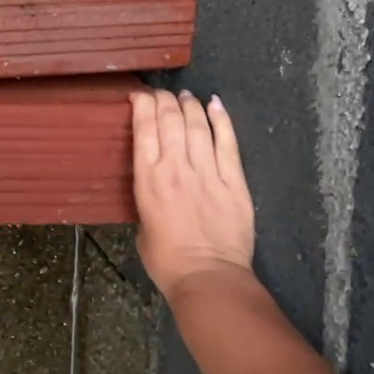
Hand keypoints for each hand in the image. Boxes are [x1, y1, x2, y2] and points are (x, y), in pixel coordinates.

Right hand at [131, 89, 254, 298]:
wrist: (208, 279)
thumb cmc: (166, 260)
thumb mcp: (142, 222)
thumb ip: (149, 195)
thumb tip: (156, 184)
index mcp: (148, 177)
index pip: (144, 126)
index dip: (142, 103)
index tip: (139, 96)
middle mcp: (175, 167)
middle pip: (170, 119)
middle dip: (165, 99)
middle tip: (162, 94)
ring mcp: (207, 173)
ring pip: (197, 125)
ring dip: (190, 105)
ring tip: (185, 96)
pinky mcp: (234, 183)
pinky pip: (228, 144)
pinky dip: (221, 120)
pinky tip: (215, 104)